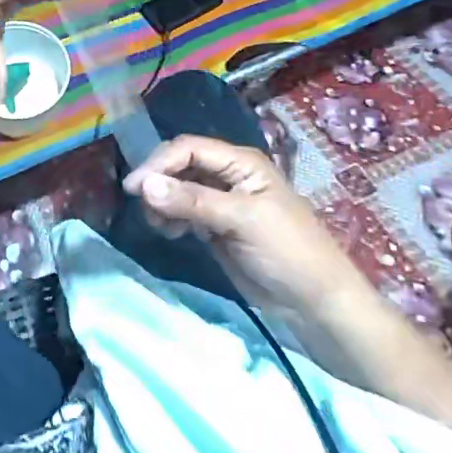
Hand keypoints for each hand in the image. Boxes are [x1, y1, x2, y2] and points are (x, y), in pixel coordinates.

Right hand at [125, 136, 370, 313]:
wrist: (316, 304)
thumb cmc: (288, 251)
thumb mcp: (241, 220)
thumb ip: (192, 201)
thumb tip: (144, 185)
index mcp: (241, 162)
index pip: (188, 148)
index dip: (159, 163)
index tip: (134, 188)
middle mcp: (228, 175)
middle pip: (179, 165)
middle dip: (158, 182)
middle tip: (141, 207)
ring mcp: (221, 201)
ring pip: (177, 188)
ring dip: (161, 202)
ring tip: (157, 225)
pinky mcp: (215, 225)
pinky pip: (182, 211)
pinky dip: (169, 218)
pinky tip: (169, 232)